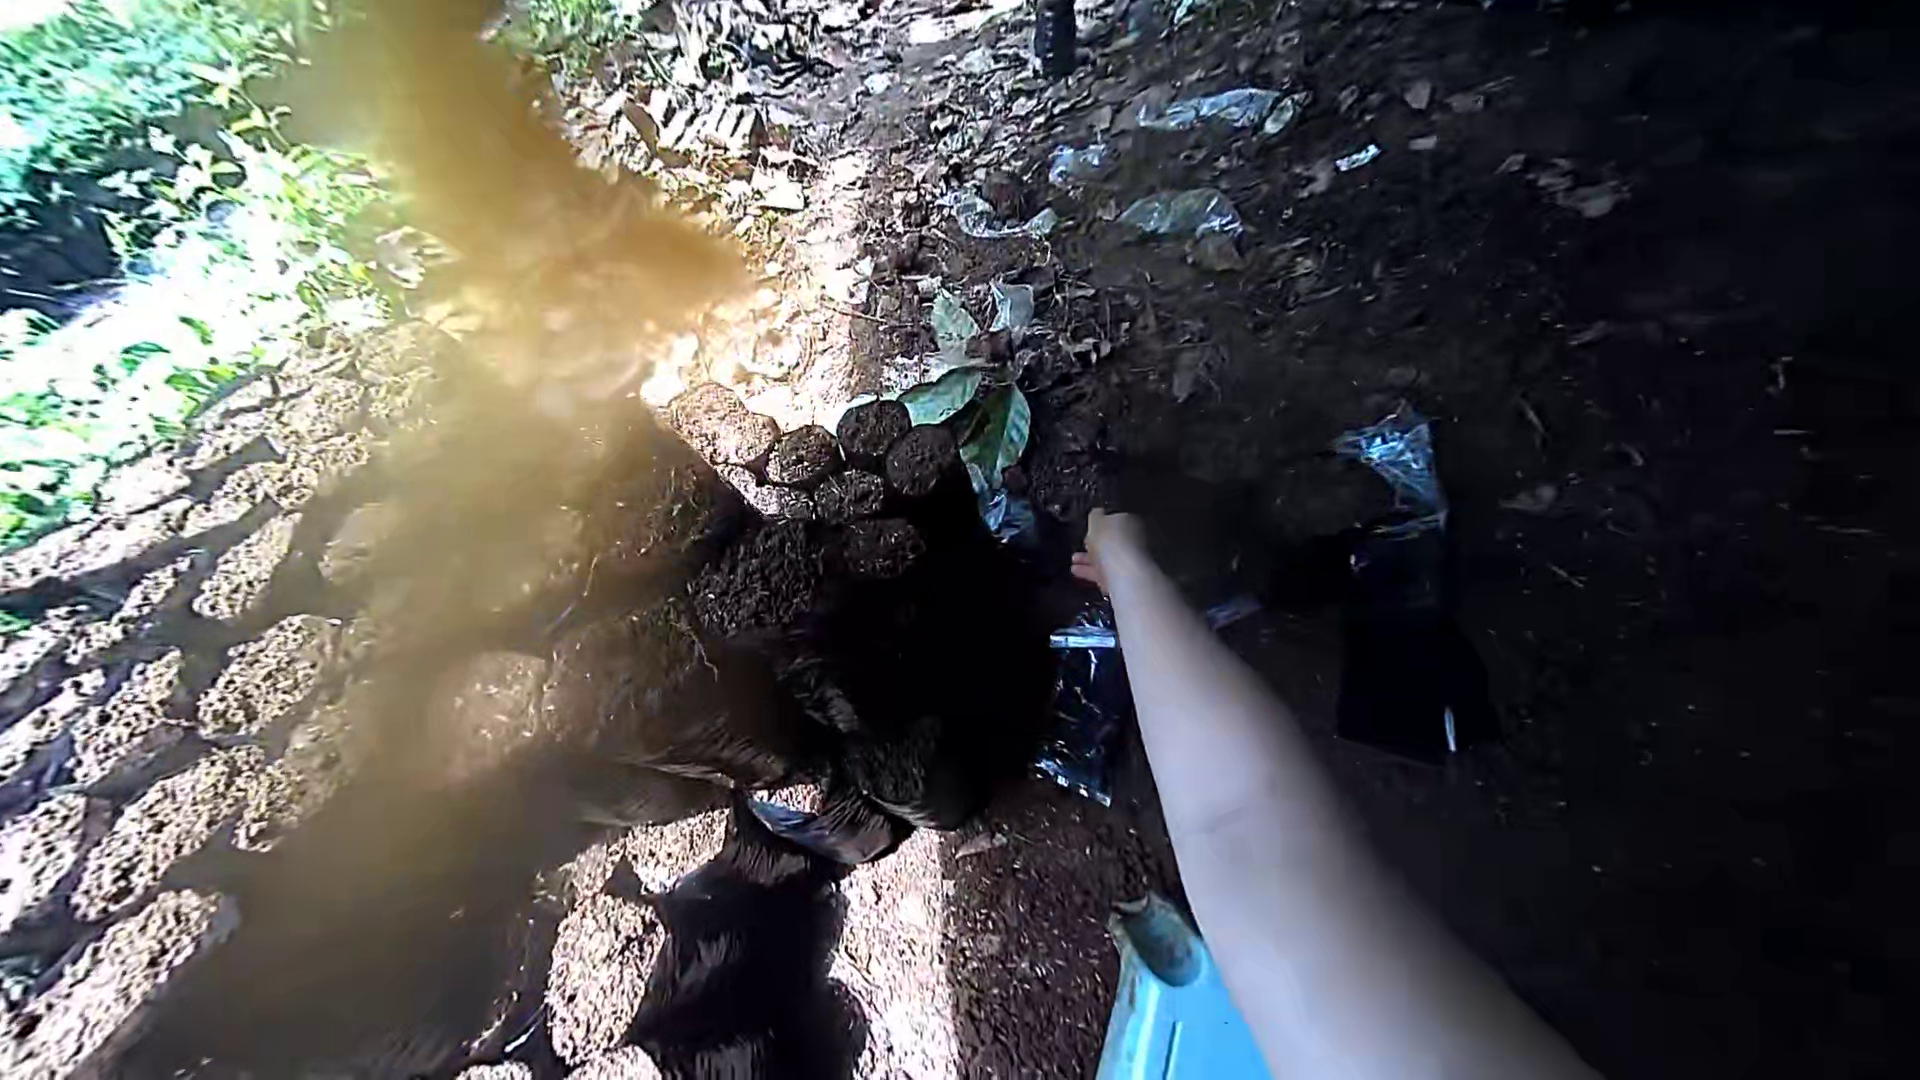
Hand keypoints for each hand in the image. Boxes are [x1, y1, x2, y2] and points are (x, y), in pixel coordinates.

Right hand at [1070, 509, 1146, 592]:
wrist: (1124, 574)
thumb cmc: (1112, 542)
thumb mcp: (1097, 520)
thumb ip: (1095, 515)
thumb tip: (1096, 513)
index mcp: (1130, 522)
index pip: (1114, 520)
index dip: (1099, 524)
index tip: (1088, 528)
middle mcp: (1133, 541)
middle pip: (1110, 541)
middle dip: (1093, 544)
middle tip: (1080, 545)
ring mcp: (1128, 561)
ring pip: (1105, 558)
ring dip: (1088, 559)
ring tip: (1074, 561)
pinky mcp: (1122, 578)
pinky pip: (1104, 574)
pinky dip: (1090, 572)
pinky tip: (1078, 572)